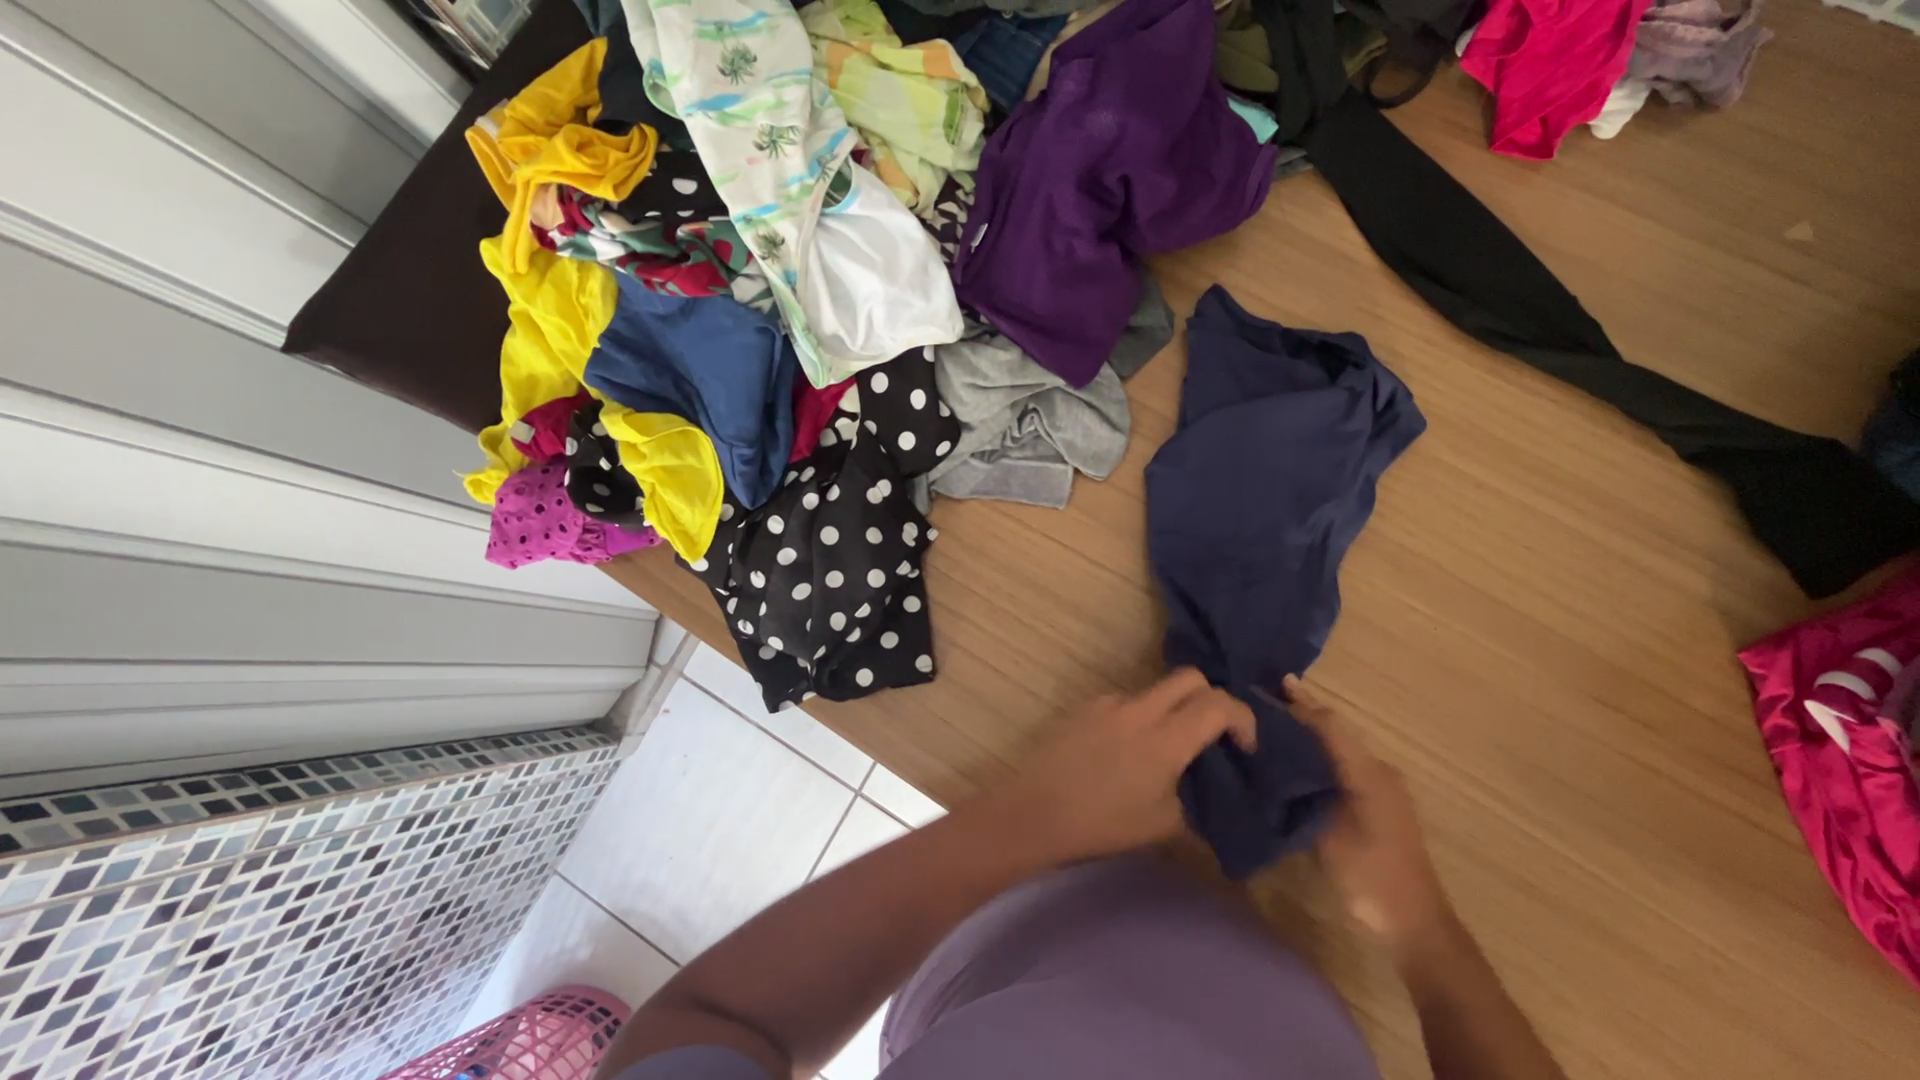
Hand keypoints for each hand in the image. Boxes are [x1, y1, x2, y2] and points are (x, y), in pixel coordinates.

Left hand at [988, 669, 1256, 862]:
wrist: (1032, 812)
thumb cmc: (1101, 824)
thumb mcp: (1162, 825)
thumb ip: (1193, 800)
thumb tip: (1203, 791)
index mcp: (1165, 737)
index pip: (1219, 704)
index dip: (1243, 719)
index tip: (1245, 748)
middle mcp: (1139, 709)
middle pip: (1190, 678)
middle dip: (1211, 699)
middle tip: (1211, 736)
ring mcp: (1107, 703)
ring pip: (1154, 691)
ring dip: (1170, 711)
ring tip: (1163, 752)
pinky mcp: (1082, 708)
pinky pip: (1123, 703)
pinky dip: (1137, 719)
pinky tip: (1124, 754)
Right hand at [1286, 676, 1453, 950]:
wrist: (1410, 925)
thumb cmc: (1370, 874)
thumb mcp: (1332, 828)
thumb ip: (1306, 787)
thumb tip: (1277, 752)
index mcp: (1368, 770)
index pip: (1329, 724)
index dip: (1299, 704)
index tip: (1268, 684)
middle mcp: (1375, 772)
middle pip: (1332, 733)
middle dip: (1298, 715)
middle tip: (1257, 704)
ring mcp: (1376, 791)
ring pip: (1334, 751)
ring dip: (1305, 737)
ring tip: (1265, 729)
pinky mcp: (1371, 809)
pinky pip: (1337, 770)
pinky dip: (1312, 759)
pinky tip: (1287, 767)